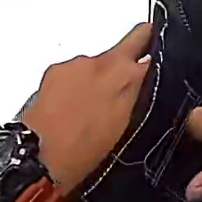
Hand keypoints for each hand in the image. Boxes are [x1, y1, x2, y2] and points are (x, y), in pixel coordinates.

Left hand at [21, 23, 151, 191]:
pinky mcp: (55, 70)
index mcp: (127, 74)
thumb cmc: (87, 149)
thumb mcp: (126, 125)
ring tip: (95, 107)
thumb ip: (138, 93)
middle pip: (125, 47)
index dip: (156, 52)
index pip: (150, 46)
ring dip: (100, 78)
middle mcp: (102, 61)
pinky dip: (77, 84)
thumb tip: (145, 75)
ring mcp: (77, 64)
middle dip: (131, 57)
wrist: (41, 155)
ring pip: (98, 64)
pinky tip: (73, 106)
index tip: (159, 58)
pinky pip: (74, 72)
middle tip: (132, 80)